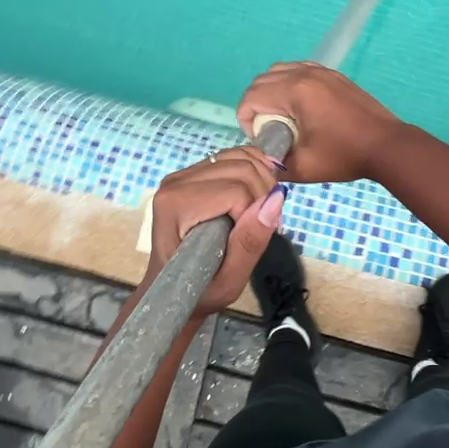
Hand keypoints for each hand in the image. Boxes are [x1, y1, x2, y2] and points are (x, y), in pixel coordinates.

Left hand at [147, 146, 283, 316]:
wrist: (172, 289)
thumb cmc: (197, 291)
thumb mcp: (229, 282)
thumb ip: (249, 242)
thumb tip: (276, 199)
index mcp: (175, 206)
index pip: (236, 190)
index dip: (256, 213)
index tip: (258, 240)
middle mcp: (175, 182)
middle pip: (242, 168)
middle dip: (264, 195)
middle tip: (267, 227)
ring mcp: (183, 174)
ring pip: (242, 157)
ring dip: (263, 182)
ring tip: (262, 213)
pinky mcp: (194, 172)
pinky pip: (235, 155)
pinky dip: (256, 168)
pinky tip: (260, 193)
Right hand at [237, 62, 404, 182]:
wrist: (387, 146)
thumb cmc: (345, 156)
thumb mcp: (304, 168)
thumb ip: (274, 164)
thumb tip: (260, 161)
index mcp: (296, 92)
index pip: (252, 97)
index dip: (246, 119)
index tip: (258, 138)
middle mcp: (306, 74)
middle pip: (262, 80)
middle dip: (255, 104)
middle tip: (266, 130)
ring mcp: (322, 71)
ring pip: (280, 71)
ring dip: (271, 91)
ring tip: (280, 117)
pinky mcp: (334, 75)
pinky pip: (299, 70)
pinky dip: (289, 84)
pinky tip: (299, 107)